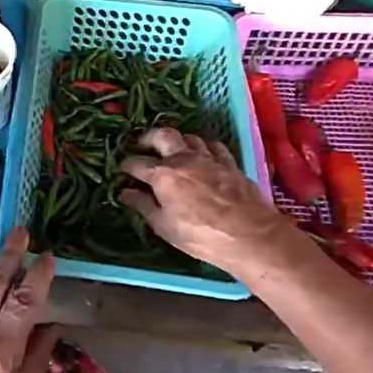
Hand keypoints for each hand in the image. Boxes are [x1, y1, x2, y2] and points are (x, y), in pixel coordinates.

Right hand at [120, 127, 294, 269]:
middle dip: (148, 137)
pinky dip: (204, 146)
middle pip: (163, 135)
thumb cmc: (200, 235)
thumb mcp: (164, 226)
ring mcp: (209, 159)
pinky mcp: (230, 164)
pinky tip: (203, 154)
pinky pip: (214, 146)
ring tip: (172, 150)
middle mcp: (184, 159)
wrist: (251, 236)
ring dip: (177, 141)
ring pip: (190, 137)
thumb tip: (125, 192)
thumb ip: (143, 205)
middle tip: (141, 145)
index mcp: (163, 175)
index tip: (121, 170)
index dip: (125, 165)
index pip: (136, 163)